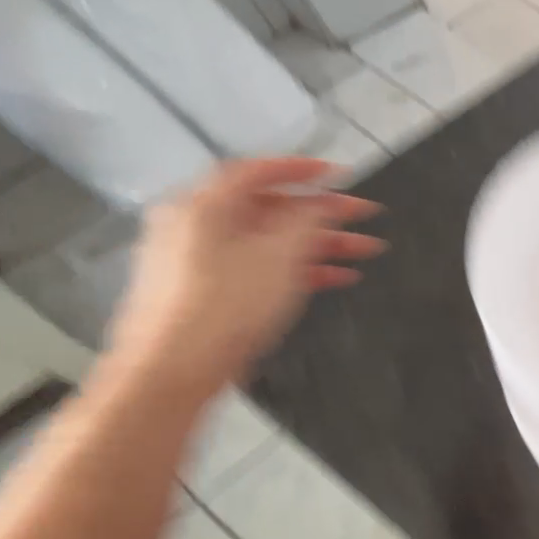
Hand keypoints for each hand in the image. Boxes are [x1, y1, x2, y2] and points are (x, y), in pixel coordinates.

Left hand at [105, 158, 384, 397]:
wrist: (173, 369)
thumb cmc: (228, 303)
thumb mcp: (280, 254)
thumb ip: (309, 218)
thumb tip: (324, 200)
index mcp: (203, 207)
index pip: (255, 171)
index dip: (301, 169)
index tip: (342, 174)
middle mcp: (194, 226)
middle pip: (267, 208)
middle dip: (322, 213)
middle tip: (365, 216)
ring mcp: (197, 259)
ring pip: (268, 239)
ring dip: (319, 242)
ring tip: (365, 251)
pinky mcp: (205, 290)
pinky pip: (259, 265)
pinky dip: (297, 266)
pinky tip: (336, 277)